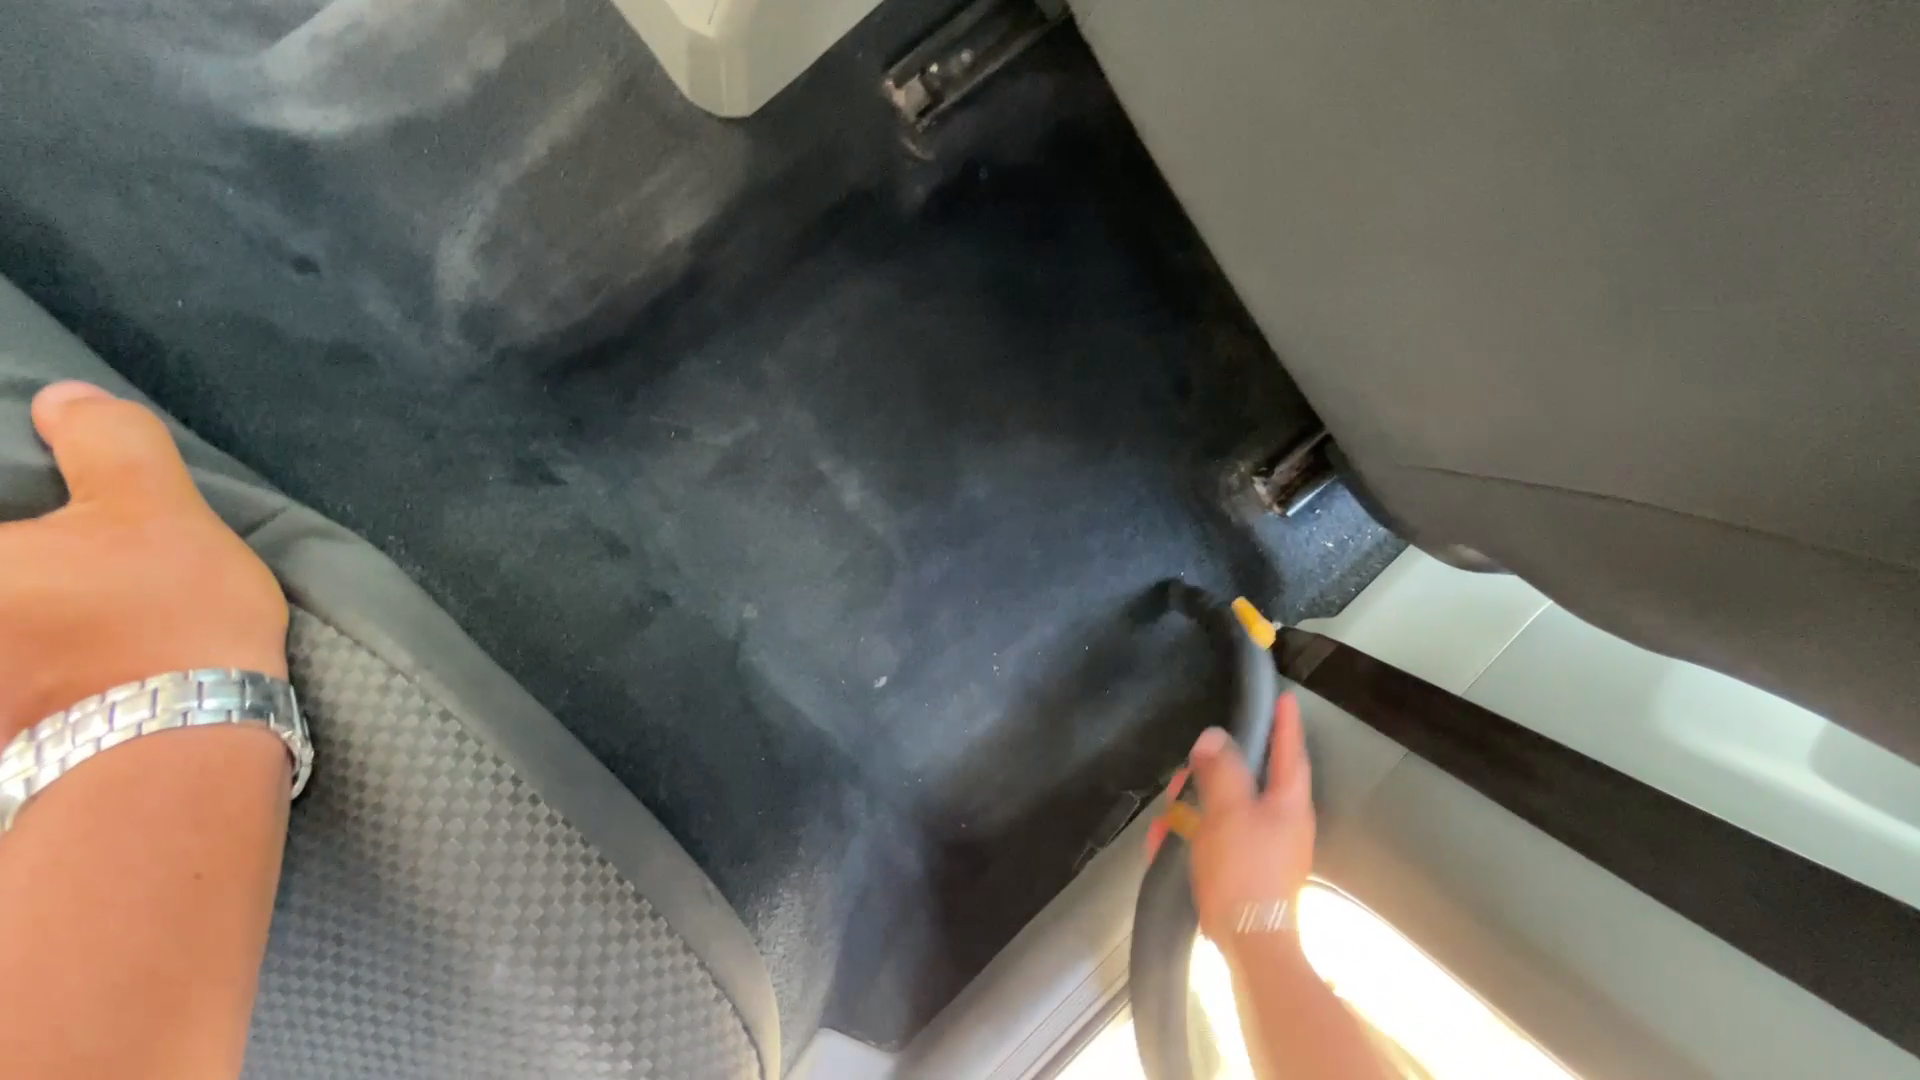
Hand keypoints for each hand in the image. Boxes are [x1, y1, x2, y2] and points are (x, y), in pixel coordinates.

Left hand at [0, 382, 288, 742]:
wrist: (178, 743)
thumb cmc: (159, 613)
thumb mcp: (160, 511)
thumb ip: (109, 444)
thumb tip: (65, 399)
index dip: (15, 515)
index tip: (47, 528)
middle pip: (1, 564)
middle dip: (23, 558)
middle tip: (48, 557)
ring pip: (0, 631)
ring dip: (26, 620)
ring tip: (55, 623)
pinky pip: (1, 684)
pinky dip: (20, 673)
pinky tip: (51, 666)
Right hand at [1149, 695, 1315, 943]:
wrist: (1249, 943)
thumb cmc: (1243, 870)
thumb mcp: (1227, 812)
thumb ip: (1220, 770)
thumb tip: (1213, 737)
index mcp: (1288, 803)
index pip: (1289, 751)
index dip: (1284, 723)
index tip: (1284, 696)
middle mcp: (1282, 821)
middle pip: (1247, 779)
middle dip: (1211, 772)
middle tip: (1184, 773)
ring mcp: (1264, 847)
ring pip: (1224, 809)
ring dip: (1193, 807)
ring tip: (1165, 817)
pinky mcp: (1244, 869)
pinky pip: (1214, 839)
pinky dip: (1190, 836)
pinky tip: (1162, 843)